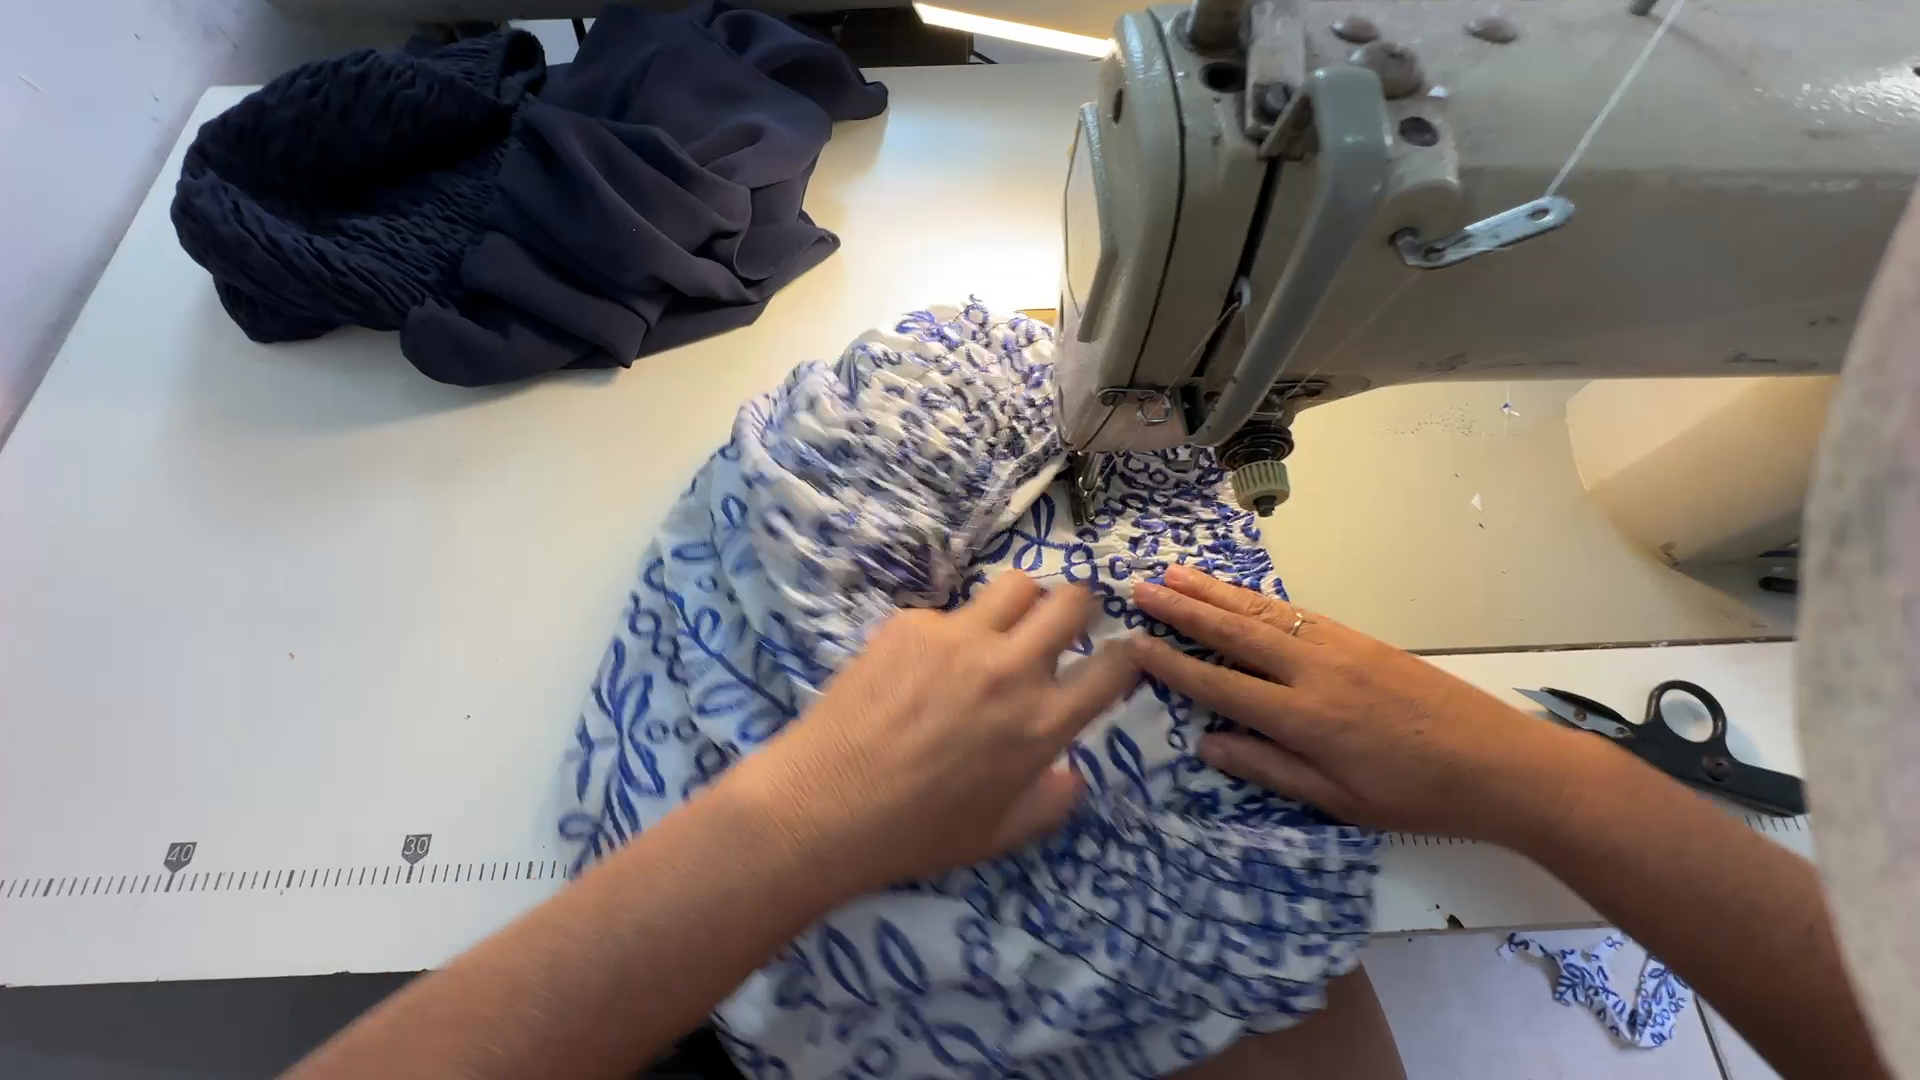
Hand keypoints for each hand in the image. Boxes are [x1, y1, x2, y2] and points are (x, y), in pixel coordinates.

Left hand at [721, 572, 1138, 892]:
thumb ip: (1051, 802)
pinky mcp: (911, 622)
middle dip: (1081, 606)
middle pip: (1073, 599)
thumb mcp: (1000, 834)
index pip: (1114, 666)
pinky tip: (917, 667)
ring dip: (1021, 603)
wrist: (824, 805)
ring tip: (999, 630)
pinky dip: (948, 633)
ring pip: (1016, 584)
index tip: (1118, 654)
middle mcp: (1011, 668)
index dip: (1127, 655)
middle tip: (1063, 624)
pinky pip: (948, 611)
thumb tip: (1074, 775)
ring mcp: (959, 637)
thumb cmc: (918, 831)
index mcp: (1042, 722)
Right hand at [1130, 565, 1597, 845]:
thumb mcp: (1338, 800)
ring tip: (1173, 572)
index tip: (1134, 644)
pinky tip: (1235, 591)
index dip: (1172, 665)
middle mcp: (1312, 671)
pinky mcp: (1357, 637)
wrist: (1502, 764)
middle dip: (1182, 609)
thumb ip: (1268, 768)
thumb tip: (1206, 744)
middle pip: (1233, 632)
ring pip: (1261, 612)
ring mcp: (1336, 646)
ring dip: (1213, 591)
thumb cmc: (1414, 795)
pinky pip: (1294, 611)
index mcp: (1303, 719)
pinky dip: (1256, 598)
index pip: (1220, 685)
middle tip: (1140, 588)